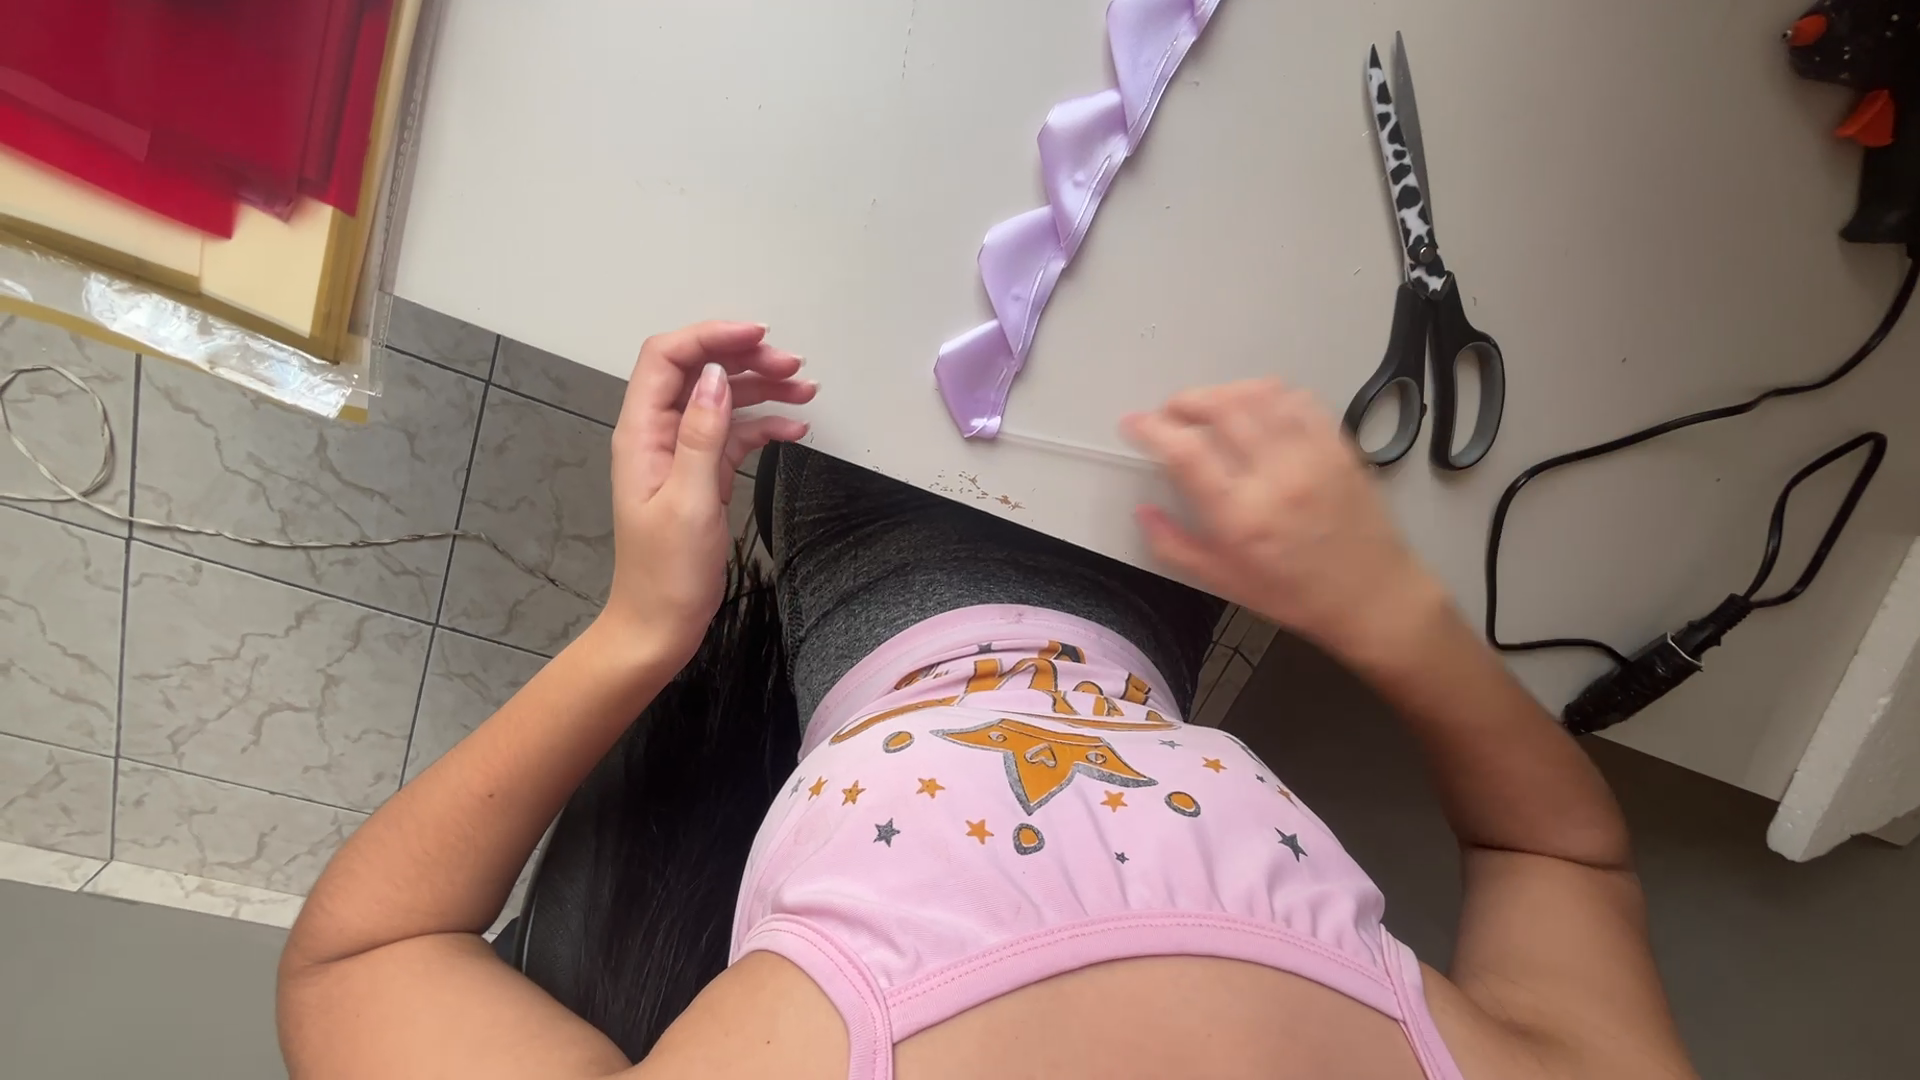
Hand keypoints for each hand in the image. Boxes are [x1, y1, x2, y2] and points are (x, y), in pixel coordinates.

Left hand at [600, 321, 814, 663]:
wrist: (662, 622)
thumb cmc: (668, 572)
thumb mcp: (689, 501)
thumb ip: (702, 435)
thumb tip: (715, 378)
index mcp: (641, 433)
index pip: (668, 359)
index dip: (711, 338)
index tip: (759, 336)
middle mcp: (659, 433)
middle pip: (700, 373)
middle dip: (745, 360)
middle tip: (794, 367)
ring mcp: (683, 452)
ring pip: (723, 401)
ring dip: (763, 390)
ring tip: (806, 390)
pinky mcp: (705, 473)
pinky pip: (736, 435)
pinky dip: (766, 426)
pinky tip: (797, 430)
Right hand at [1122, 379, 1442, 663]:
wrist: (1372, 597)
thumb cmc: (1292, 595)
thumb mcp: (1221, 581)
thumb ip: (1173, 546)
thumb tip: (1142, 511)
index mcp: (1241, 516)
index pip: (1186, 451)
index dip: (1151, 429)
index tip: (1134, 423)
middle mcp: (1276, 477)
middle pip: (1222, 409)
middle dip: (1184, 401)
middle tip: (1169, 414)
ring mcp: (1312, 456)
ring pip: (1260, 395)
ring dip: (1223, 391)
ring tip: (1208, 407)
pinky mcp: (1339, 446)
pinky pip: (1299, 400)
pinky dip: (1267, 393)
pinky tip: (1254, 408)